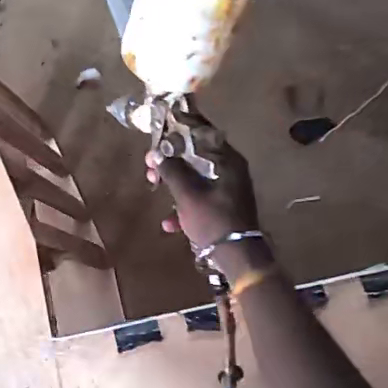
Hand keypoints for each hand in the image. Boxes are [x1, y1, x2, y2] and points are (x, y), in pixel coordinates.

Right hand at [145, 142, 259, 251]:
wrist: (238, 258)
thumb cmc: (213, 220)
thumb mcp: (188, 194)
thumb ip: (171, 170)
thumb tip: (157, 153)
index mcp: (227, 160)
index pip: (202, 132)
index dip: (178, 130)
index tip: (158, 133)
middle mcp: (231, 170)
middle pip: (196, 156)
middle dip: (170, 161)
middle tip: (150, 165)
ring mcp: (228, 190)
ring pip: (196, 178)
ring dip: (174, 183)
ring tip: (153, 187)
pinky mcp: (224, 208)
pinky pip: (201, 199)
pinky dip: (185, 206)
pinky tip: (169, 224)